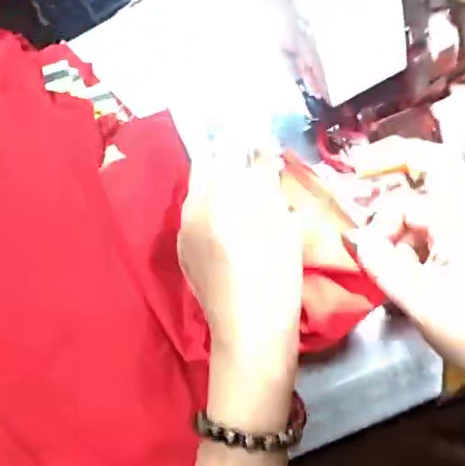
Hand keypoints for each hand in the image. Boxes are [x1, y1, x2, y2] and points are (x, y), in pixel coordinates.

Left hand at [179, 143, 303, 382]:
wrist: (250, 332)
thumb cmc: (275, 279)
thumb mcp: (281, 225)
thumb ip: (267, 183)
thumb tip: (262, 153)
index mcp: (217, 199)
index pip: (228, 149)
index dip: (245, 137)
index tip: (259, 132)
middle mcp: (192, 209)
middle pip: (206, 164)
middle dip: (227, 153)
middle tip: (250, 152)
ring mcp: (184, 231)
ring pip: (200, 189)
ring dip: (219, 178)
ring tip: (244, 182)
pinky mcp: (184, 251)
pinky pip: (196, 213)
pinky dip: (213, 205)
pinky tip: (232, 215)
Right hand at [346, 138, 464, 377]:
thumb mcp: (418, 297)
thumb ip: (380, 261)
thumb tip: (352, 236)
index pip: (434, 162)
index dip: (395, 153)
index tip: (359, 168)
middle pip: (418, 197)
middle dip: (384, 217)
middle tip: (364, 249)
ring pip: (421, 220)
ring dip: (394, 238)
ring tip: (379, 270)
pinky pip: (430, 239)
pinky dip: (406, 251)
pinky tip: (395, 276)